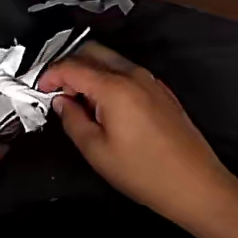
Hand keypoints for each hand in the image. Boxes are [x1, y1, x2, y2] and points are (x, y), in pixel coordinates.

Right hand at [38, 43, 237, 233]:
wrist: (197, 186)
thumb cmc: (144, 172)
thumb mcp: (96, 151)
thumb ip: (72, 119)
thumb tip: (61, 101)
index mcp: (114, 86)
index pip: (72, 66)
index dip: (50, 74)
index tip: (39, 89)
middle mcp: (133, 74)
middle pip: (92, 51)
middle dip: (69, 65)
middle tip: (57, 91)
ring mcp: (150, 80)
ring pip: (110, 59)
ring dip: (89, 70)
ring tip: (78, 100)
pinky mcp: (161, 91)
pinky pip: (126, 71)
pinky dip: (108, 77)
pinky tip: (104, 105)